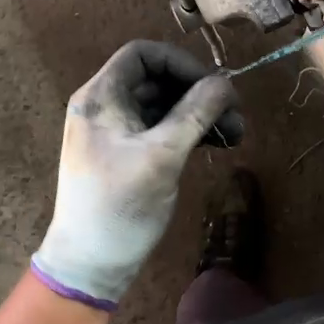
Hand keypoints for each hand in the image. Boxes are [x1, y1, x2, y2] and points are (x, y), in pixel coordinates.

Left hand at [31, 41, 240, 309]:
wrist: (88, 269)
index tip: (212, 85)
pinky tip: (218, 143)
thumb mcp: (162, 156)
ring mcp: (117, 130)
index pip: (143, 54)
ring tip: (236, 134)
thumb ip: (195, 113)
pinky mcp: (129, 153)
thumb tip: (226, 82)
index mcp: (101, 97)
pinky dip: (190, 130)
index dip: (180, 62)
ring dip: (201, 112)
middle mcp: (106, 106)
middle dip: (199, 92)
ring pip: (165, 103)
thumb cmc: (119, 207)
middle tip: (235, 113)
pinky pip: (163, 126)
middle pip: (158, 78)